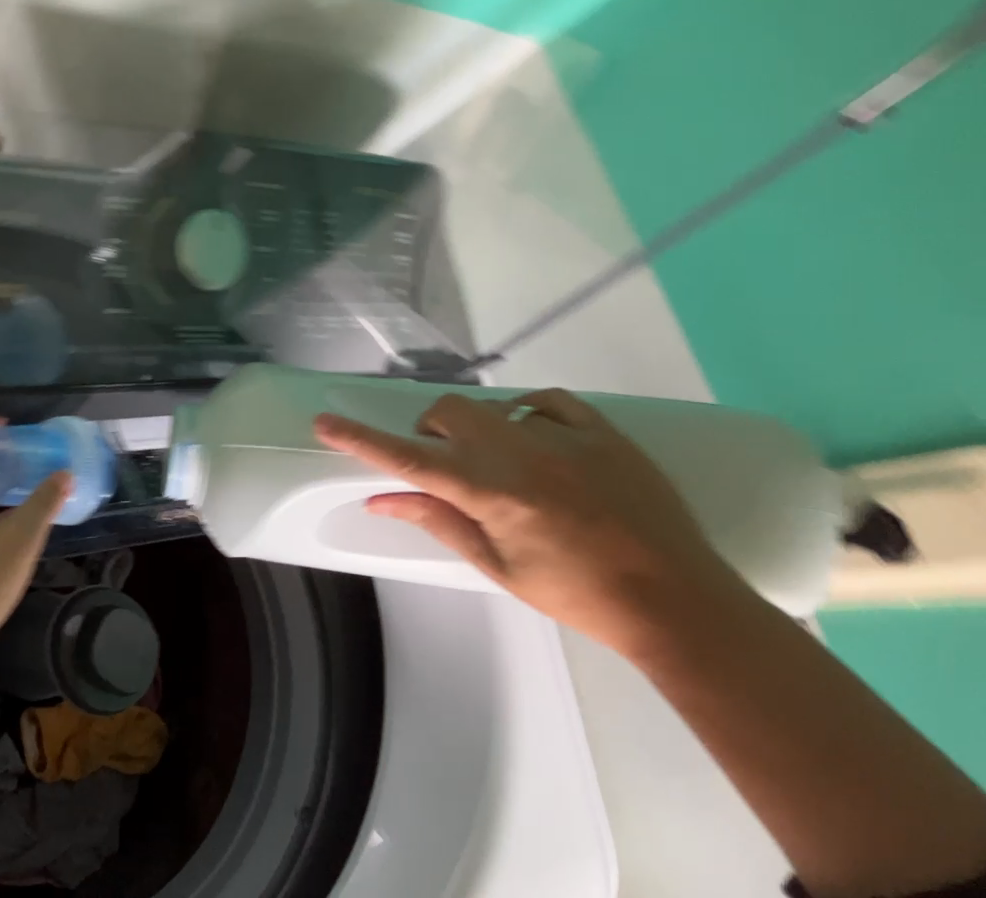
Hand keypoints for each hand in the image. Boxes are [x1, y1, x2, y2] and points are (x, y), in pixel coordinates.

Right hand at [315, 388, 747, 652]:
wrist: (675, 599)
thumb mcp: (497, 566)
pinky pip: (545, 401)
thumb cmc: (576, 594)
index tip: (324, 423)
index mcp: (491, 494)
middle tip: (447, 470)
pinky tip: (534, 439)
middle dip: (430, 433)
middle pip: (446, 414)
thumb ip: (437, 521)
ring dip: (475, 429)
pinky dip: (524, 415)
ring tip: (502, 466)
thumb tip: (380, 499)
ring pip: (490, 407)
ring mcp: (565, 437)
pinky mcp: (603, 431)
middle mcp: (521, 454)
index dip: (360, 441)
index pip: (409, 460)